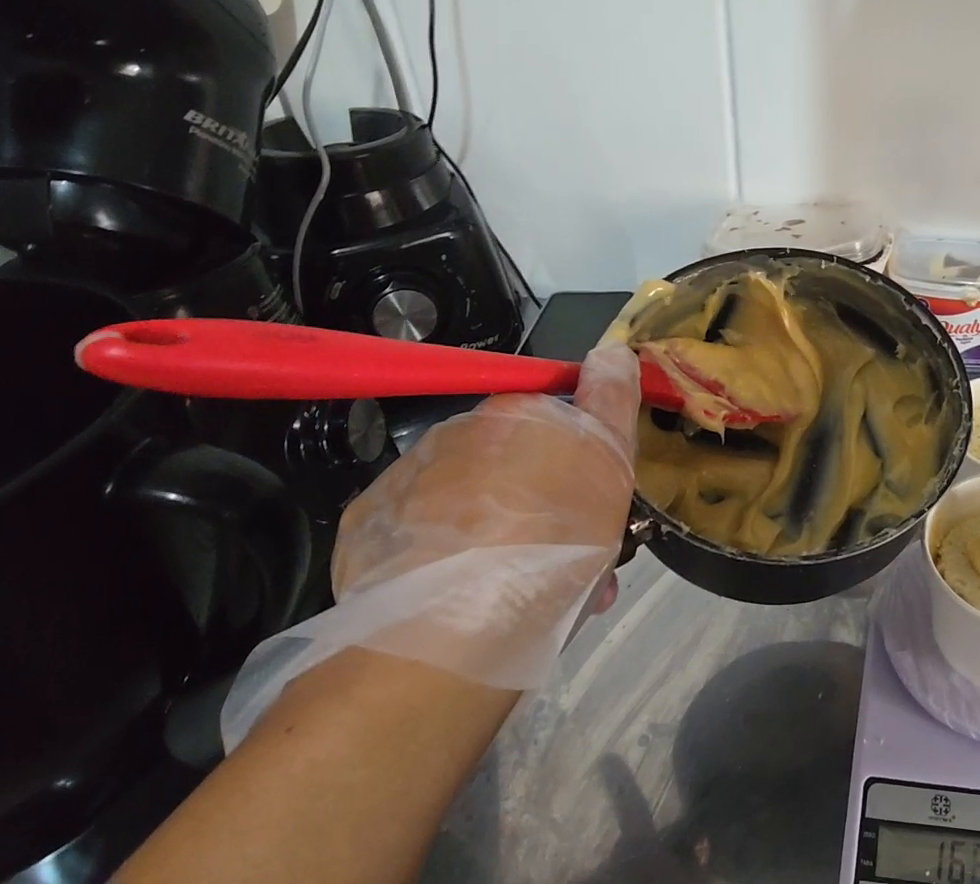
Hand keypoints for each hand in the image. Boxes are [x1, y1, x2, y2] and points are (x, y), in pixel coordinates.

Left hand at [219, 343, 643, 750]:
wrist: (455, 631)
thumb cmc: (555, 540)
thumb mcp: (608, 466)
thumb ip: (611, 403)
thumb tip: (611, 349)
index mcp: (517, 413)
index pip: (562, 422)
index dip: (587, 467)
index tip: (603, 511)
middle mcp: (458, 432)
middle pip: (518, 465)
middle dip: (549, 508)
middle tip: (575, 567)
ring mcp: (408, 479)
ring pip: (474, 504)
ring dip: (505, 538)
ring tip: (526, 599)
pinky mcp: (368, 530)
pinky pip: (424, 536)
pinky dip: (449, 559)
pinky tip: (468, 598)